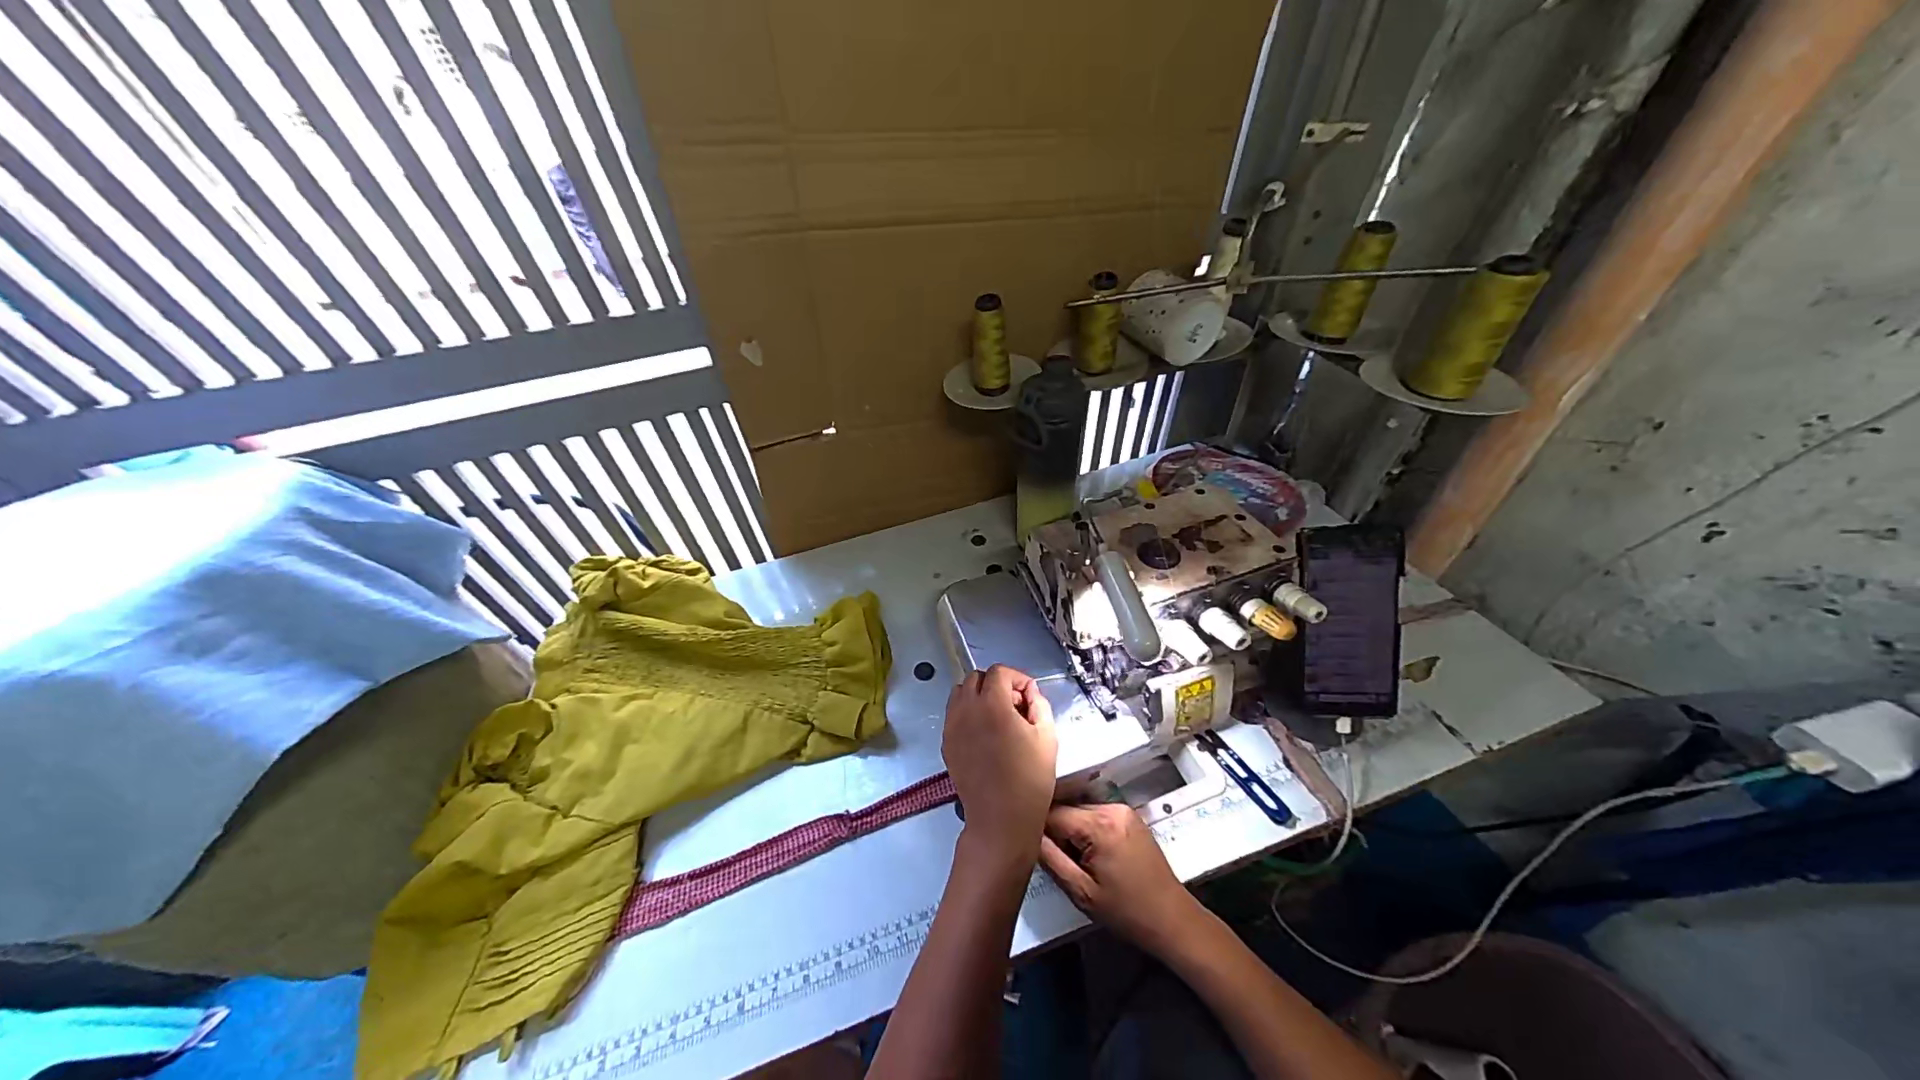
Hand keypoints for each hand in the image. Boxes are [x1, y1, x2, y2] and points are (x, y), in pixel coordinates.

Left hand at [943, 665, 1056, 861]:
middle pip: (975, 677)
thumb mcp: (1047, 737)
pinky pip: (954, 715)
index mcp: (992, 704)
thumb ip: (1039, 705)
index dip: (1017, 678)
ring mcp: (951, 727)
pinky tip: (985, 734)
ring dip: (978, 696)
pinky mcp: (946, 744)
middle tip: (1015, 704)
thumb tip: (1029, 693)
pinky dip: (968, 714)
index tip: (1028, 694)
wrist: (1001, 819)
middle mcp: (966, 710)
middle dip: (996, 684)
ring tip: (998, 717)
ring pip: (960, 694)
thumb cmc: (1029, 779)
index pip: (999, 672)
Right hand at [1038, 803, 1202, 953]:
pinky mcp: (1129, 816)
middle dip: (1056, 830)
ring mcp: (1122, 810)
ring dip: (1071, 830)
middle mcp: (1111, 808)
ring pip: (1079, 811)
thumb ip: (1050, 859)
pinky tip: (1091, 855)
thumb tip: (1028, 835)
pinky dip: (1086, 830)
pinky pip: (1095, 815)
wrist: (1172, 919)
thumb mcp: (1081, 892)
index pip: (1053, 814)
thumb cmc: (1126, 911)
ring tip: (1075, 860)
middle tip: (1055, 860)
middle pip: (1066, 809)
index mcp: (1099, 825)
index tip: (1028, 846)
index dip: (1037, 829)